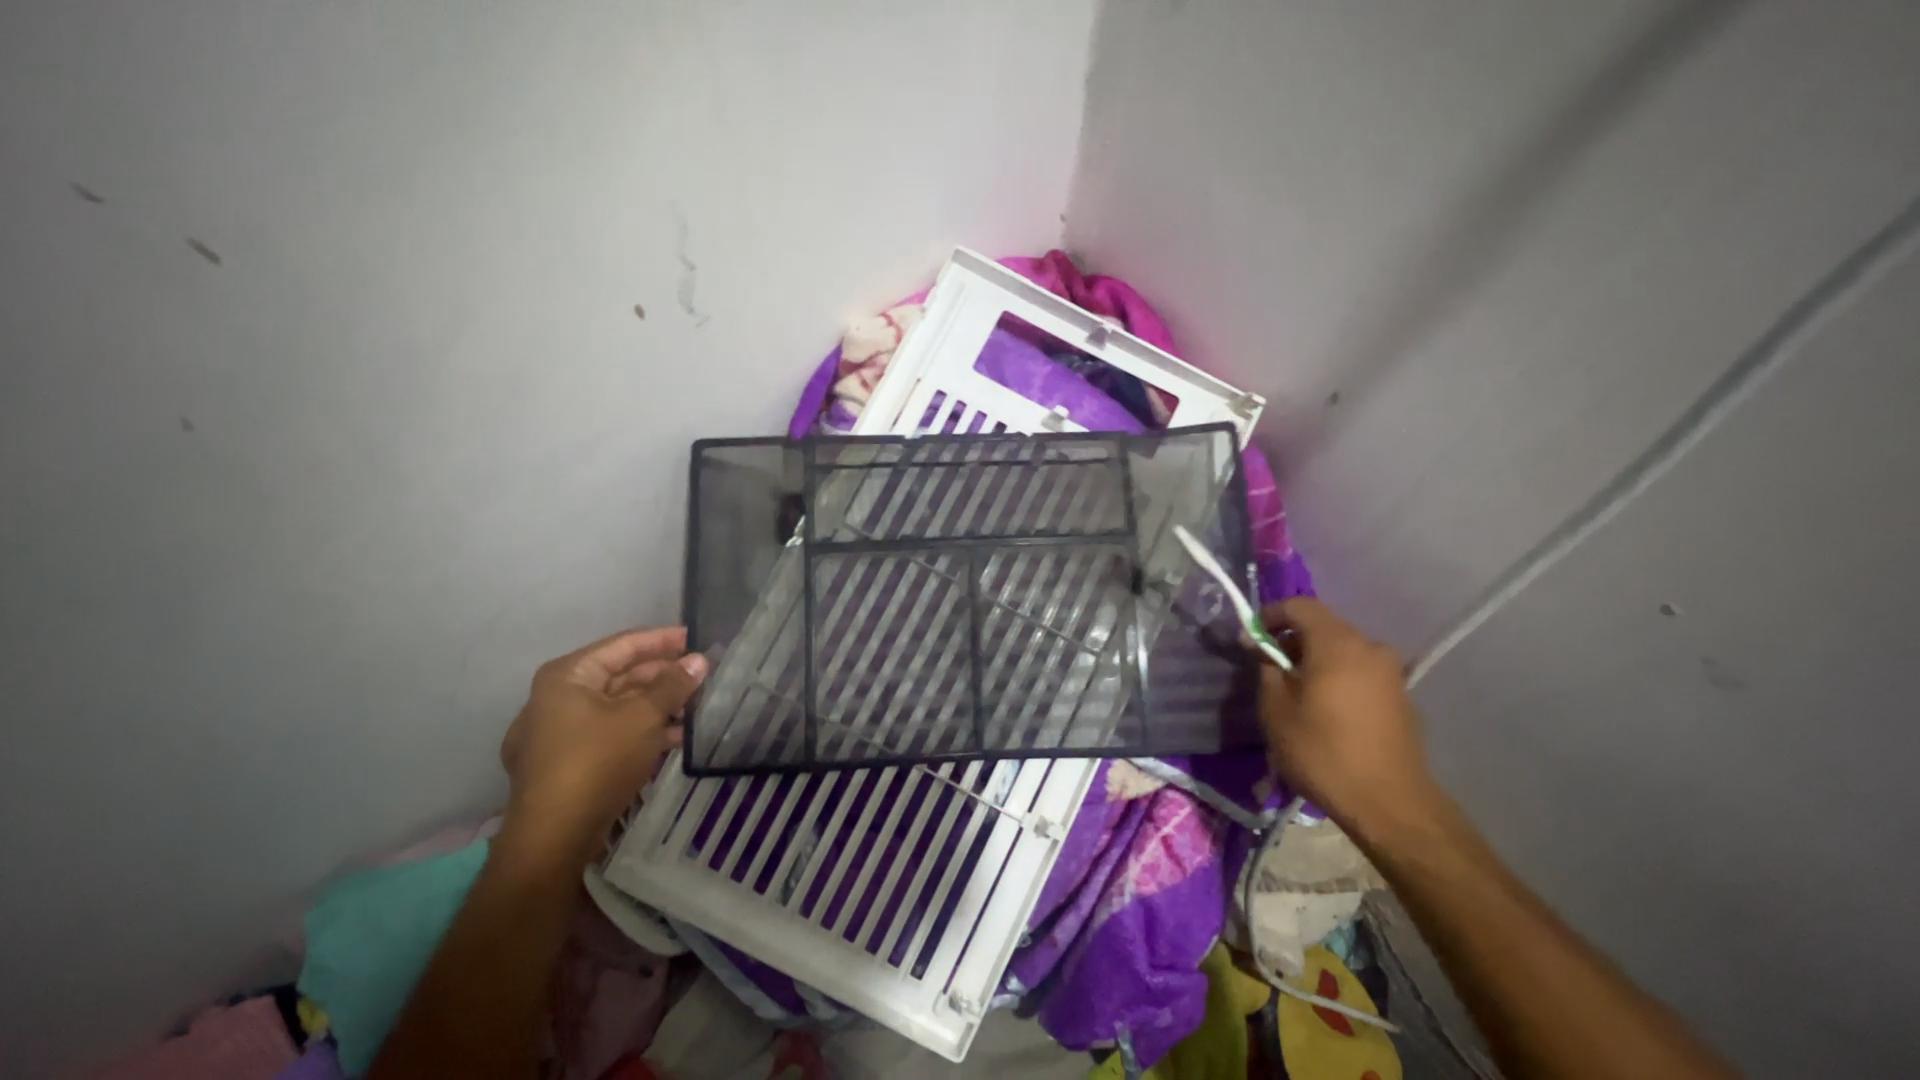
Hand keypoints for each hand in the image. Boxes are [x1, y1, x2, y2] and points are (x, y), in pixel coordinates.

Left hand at [497, 626, 706, 861]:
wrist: (552, 836)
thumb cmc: (597, 761)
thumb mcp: (643, 717)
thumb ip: (672, 685)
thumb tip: (698, 660)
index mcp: (567, 676)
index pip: (622, 645)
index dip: (662, 640)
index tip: (695, 638)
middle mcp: (554, 698)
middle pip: (617, 676)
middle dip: (660, 676)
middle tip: (700, 675)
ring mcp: (554, 734)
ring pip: (614, 708)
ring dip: (654, 707)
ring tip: (694, 708)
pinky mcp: (562, 765)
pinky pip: (607, 734)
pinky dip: (638, 732)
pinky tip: (672, 740)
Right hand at [1258, 598, 1435, 832]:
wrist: (1387, 801)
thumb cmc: (1323, 752)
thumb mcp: (1276, 711)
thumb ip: (1267, 669)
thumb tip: (1263, 648)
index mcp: (1338, 644)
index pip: (1301, 606)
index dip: (1271, 615)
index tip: (1251, 638)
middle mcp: (1369, 647)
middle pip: (1324, 627)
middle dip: (1293, 640)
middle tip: (1270, 669)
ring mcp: (1390, 671)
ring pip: (1343, 650)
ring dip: (1316, 661)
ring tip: (1296, 693)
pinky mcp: (1400, 695)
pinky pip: (1360, 672)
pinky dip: (1338, 678)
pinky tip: (1326, 710)